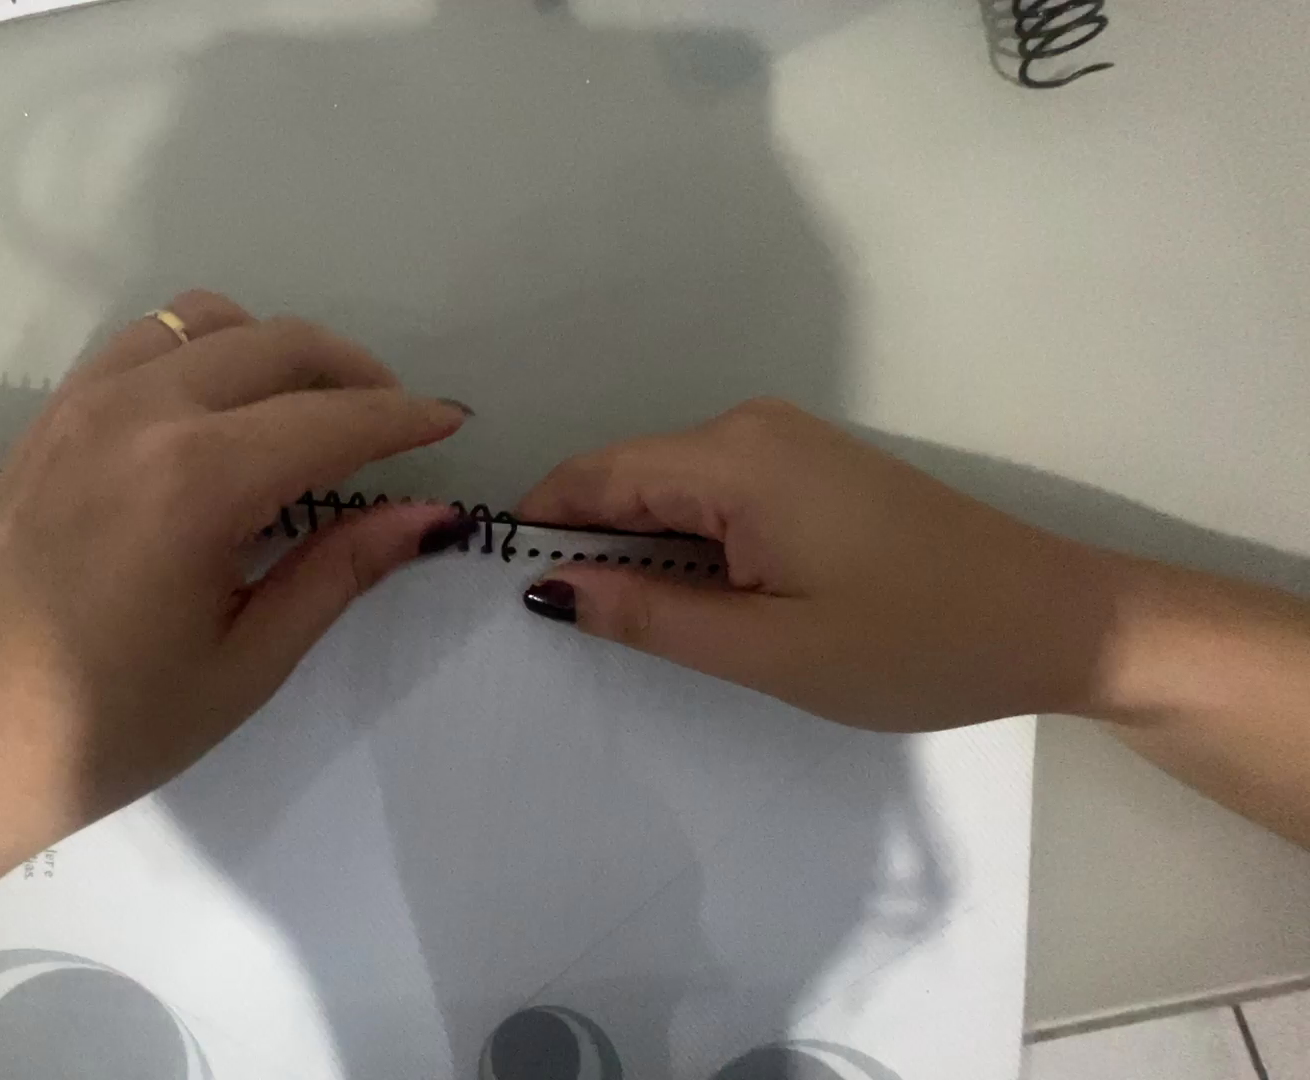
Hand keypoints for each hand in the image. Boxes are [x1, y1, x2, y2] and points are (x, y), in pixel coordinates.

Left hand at [0, 290, 472, 863]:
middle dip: (355, 375)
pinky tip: (220, 414)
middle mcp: (140, 412)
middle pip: (279, 346)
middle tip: (392, 425)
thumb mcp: (246, 662)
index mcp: (196, 479)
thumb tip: (427, 516)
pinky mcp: (48, 417)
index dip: (404, 420)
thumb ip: (340, 571)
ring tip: (310, 412)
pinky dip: (206, 352)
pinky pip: (146, 343)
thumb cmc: (110, 729)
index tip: (450, 424)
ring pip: (209, 323)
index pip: (333, 420)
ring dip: (278, 352)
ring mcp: (82, 403)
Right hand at [514, 398, 1114, 731]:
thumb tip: (549, 588)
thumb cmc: (914, 643)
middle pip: (622, 476)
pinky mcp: (796, 463)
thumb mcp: (766, 650)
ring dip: (629, 542)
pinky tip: (688, 586)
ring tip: (631, 611)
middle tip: (570, 616)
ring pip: (659, 484)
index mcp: (734, 462)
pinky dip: (672, 536)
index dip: (540, 525)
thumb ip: (646, 614)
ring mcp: (775, 440)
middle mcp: (746, 429)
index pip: (594, 476)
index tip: (510, 583)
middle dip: (583, 538)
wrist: (1064, 624)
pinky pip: (700, 490)